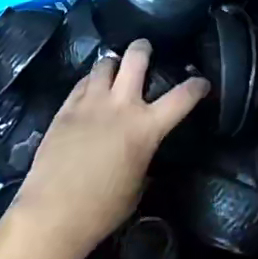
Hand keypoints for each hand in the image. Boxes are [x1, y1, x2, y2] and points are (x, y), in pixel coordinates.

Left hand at [5, 40, 208, 258]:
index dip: (196, 86)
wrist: (55, 209)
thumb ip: (143, 156)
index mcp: (145, 128)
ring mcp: (90, 102)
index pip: (181, 98)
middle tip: (145, 49)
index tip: (202, 82)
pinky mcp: (66, 106)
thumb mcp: (137, 184)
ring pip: (104, 64)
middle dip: (143, 48)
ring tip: (113, 69)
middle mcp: (120, 105)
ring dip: (113, 64)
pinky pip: (82, 82)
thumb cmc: (103, 208)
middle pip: (135, 58)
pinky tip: (90, 89)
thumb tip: (141, 147)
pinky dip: (91, 82)